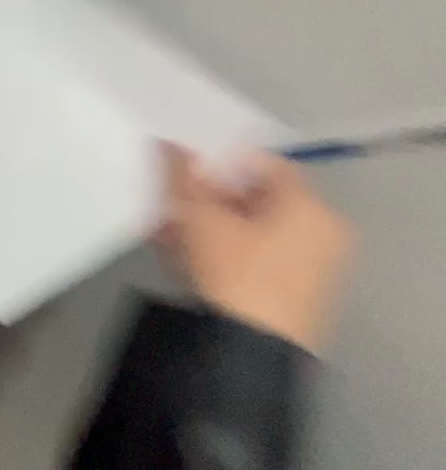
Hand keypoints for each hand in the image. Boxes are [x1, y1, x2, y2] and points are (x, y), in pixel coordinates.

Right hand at [157, 147, 352, 352]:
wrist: (249, 341)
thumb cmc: (231, 266)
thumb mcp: (195, 213)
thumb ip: (181, 173)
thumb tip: (171, 144)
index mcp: (311, 209)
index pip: (265, 163)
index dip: (222, 157)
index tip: (183, 161)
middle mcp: (322, 232)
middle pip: (256, 195)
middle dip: (206, 191)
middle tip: (169, 192)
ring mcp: (311, 263)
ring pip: (248, 223)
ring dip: (205, 217)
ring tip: (164, 221)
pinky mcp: (291, 286)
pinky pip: (251, 248)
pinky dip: (217, 241)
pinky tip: (177, 246)